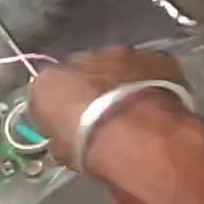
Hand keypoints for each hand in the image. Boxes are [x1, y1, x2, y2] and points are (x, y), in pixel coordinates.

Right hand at [27, 47, 203, 203]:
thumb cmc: (91, 147)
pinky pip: (148, 65)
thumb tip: (67, 136)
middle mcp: (78, 59)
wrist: (140, 137)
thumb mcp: (62, 150)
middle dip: (88, 86)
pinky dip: (149, 78)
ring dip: (119, 80)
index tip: (68, 121)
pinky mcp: (156, 56)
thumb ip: (61, 131)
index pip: (46, 88)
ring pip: (115, 64)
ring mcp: (120, 53)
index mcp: (47, 82)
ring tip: (130, 108)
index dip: (58, 105)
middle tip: (99, 113)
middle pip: (81, 70)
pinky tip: (154, 99)